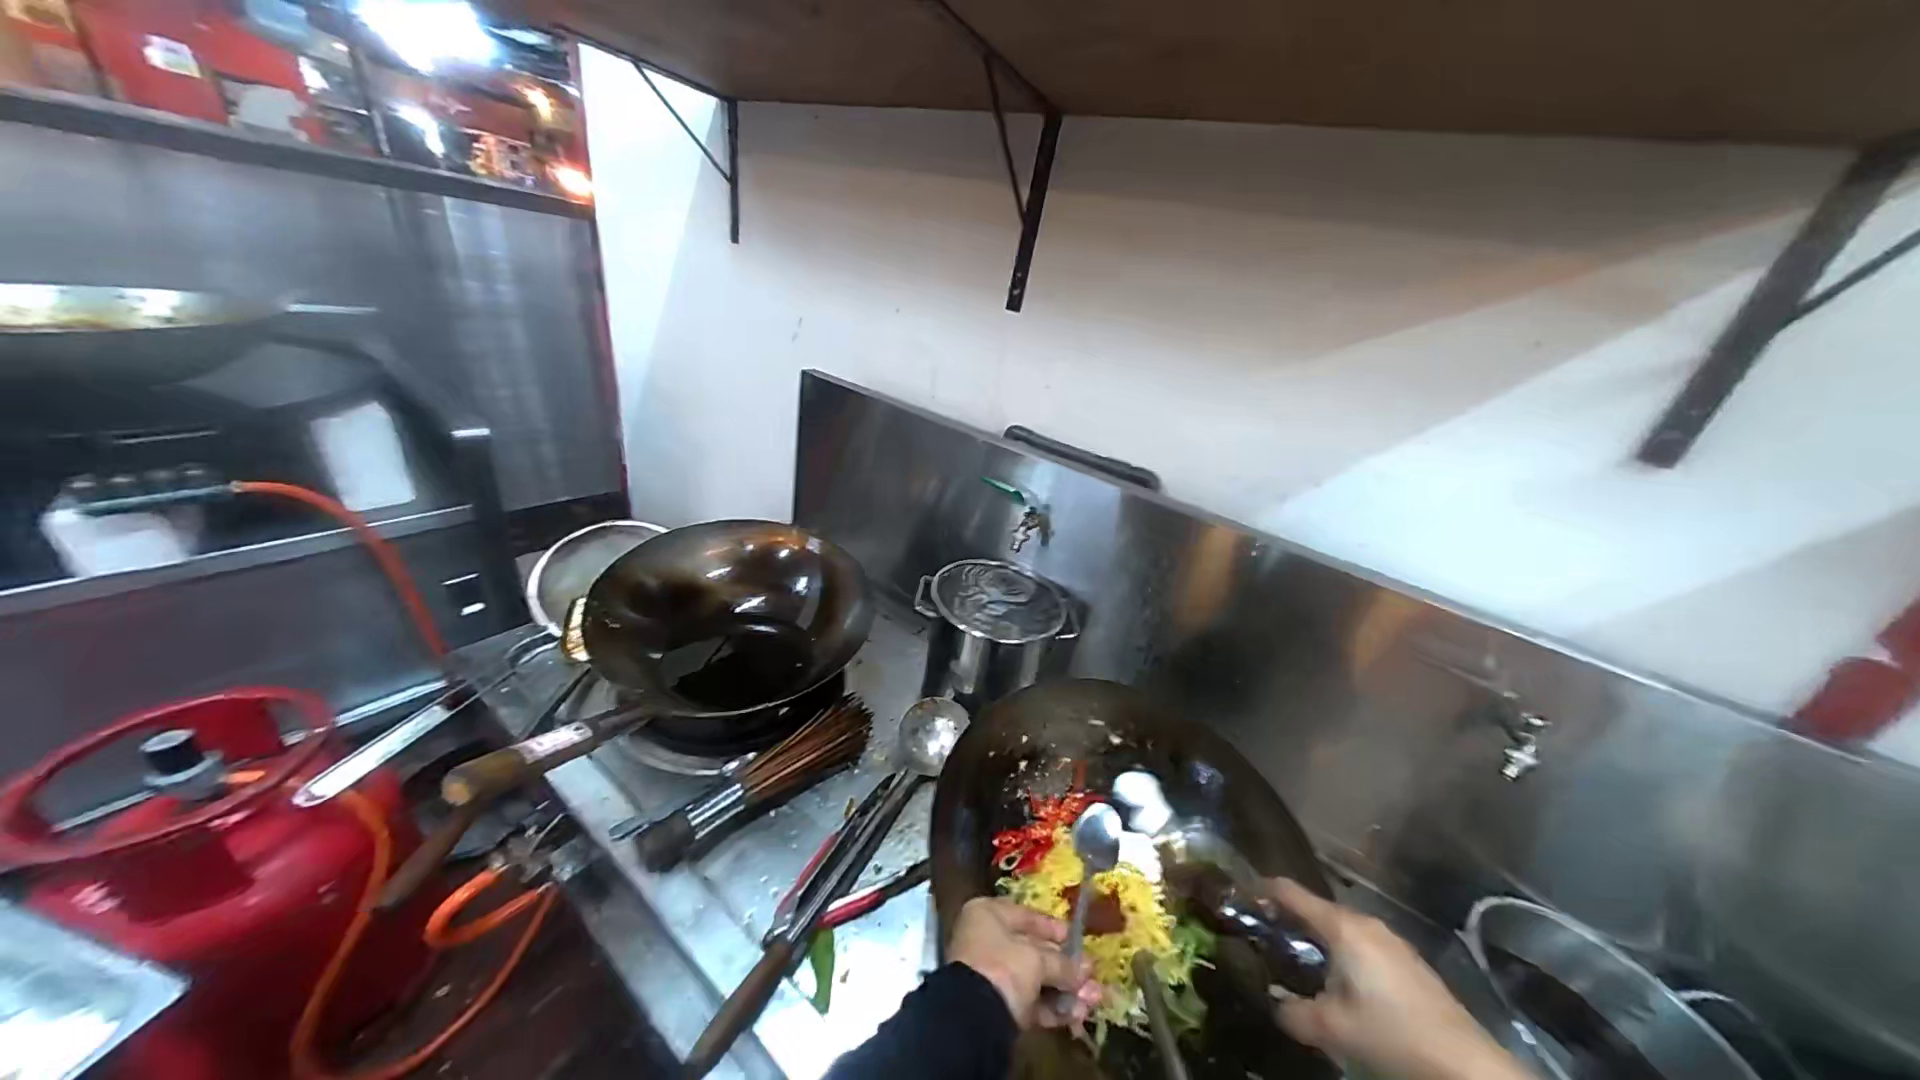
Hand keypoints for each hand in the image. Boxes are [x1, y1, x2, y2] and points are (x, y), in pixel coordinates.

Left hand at [949, 897, 1101, 1028]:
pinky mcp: (996, 1006)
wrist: (974, 1017)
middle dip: (1065, 966)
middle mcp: (985, 940)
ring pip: (1034, 979)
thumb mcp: (1037, 959)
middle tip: (1091, 975)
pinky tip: (1076, 1015)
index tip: (1075, 937)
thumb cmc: (1003, 967)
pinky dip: (1052, 1008)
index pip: (1025, 916)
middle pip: (1033, 950)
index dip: (1053, 927)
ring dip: (1064, 989)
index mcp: (987, 914)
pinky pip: (1028, 1001)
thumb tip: (1086, 968)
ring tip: (1092, 998)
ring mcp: (990, 975)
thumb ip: (1063, 963)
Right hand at [1267, 880, 1531, 1079]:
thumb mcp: (1332, 1029)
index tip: (1235, 898)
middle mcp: (1365, 923)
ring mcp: (1391, 942)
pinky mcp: (1408, 964)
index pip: (1289, 891)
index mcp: (1342, 927)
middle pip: (1314, 909)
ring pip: (1338, 929)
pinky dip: (1339, 954)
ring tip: (1295, 964)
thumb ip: (1291, 1012)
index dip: (1259, 890)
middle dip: (1285, 921)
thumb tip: (1272, 1002)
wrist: (1471, 1070)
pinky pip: (1359, 945)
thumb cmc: (1394, 1035)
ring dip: (1314, 940)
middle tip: (1260, 939)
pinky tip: (1337, 985)